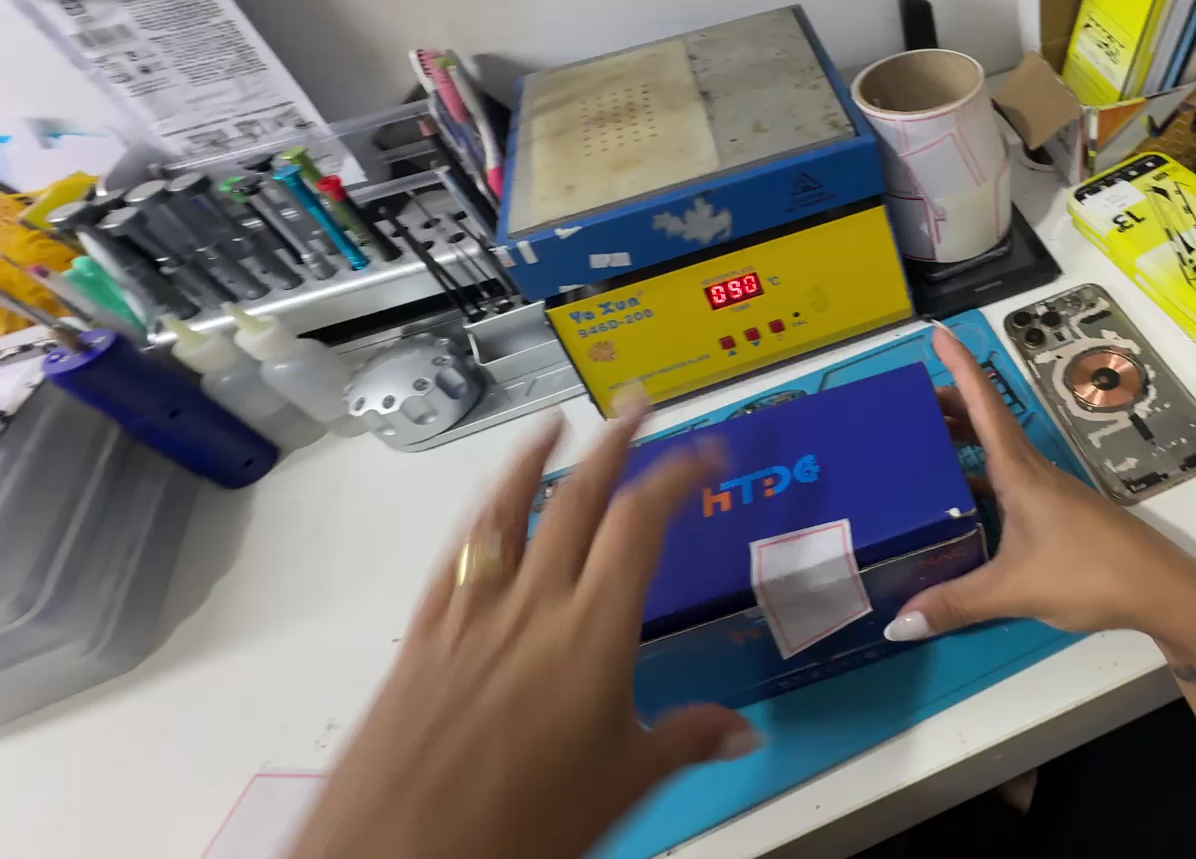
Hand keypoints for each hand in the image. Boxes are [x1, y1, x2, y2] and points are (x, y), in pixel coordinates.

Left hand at [289, 406, 760, 858]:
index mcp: (593, 630)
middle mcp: (535, 603)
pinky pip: (458, 555)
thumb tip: (747, 735)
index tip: (710, 453)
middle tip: (638, 405)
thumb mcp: (622, 783)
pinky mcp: (423, 636)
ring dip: (535, 458)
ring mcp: (473, 614)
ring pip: (508, 512)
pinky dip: (481, 514)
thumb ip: (687, 739)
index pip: (643, 523)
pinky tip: (491, 502)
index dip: (679, 475)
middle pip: (579, 497)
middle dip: (614, 442)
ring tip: (557, 422)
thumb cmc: (524, 827)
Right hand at [884, 325, 1195, 643]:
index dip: (961, 367)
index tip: (939, 334)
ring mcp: (1045, 491)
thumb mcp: (1015, 588)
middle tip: (908, 402)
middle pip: (986, 422)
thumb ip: (955, 604)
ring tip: (924, 443)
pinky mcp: (1053, 512)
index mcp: (1019, 472)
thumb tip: (895, 625)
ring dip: (963, 439)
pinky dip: (976, 478)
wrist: (1158, 589)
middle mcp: (1030, 471)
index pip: (984, 405)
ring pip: (996, 451)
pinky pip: (1004, 480)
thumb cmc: (1088, 572)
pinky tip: (959, 502)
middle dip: (949, 404)